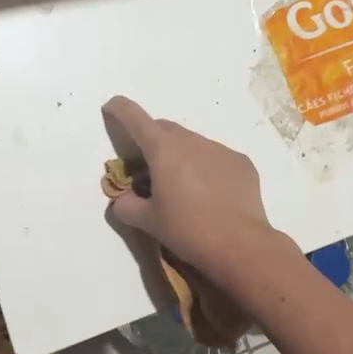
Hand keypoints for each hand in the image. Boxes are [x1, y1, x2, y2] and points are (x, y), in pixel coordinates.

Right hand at [102, 96, 282, 271]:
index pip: (135, 117)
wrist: (242, 246)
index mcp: (163, 149)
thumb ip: (127, 206)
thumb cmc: (188, 230)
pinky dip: (206, 167)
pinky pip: (215, 157)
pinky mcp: (241, 162)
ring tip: (183, 187)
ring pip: (191, 143)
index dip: (119, 109)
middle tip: (147, 168)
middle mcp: (191, 140)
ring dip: (180, 155)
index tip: (111, 107)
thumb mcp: (149, 222)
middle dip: (151, 140)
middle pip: (163, 129)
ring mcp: (219, 149)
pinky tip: (211, 195)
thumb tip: (123, 200)